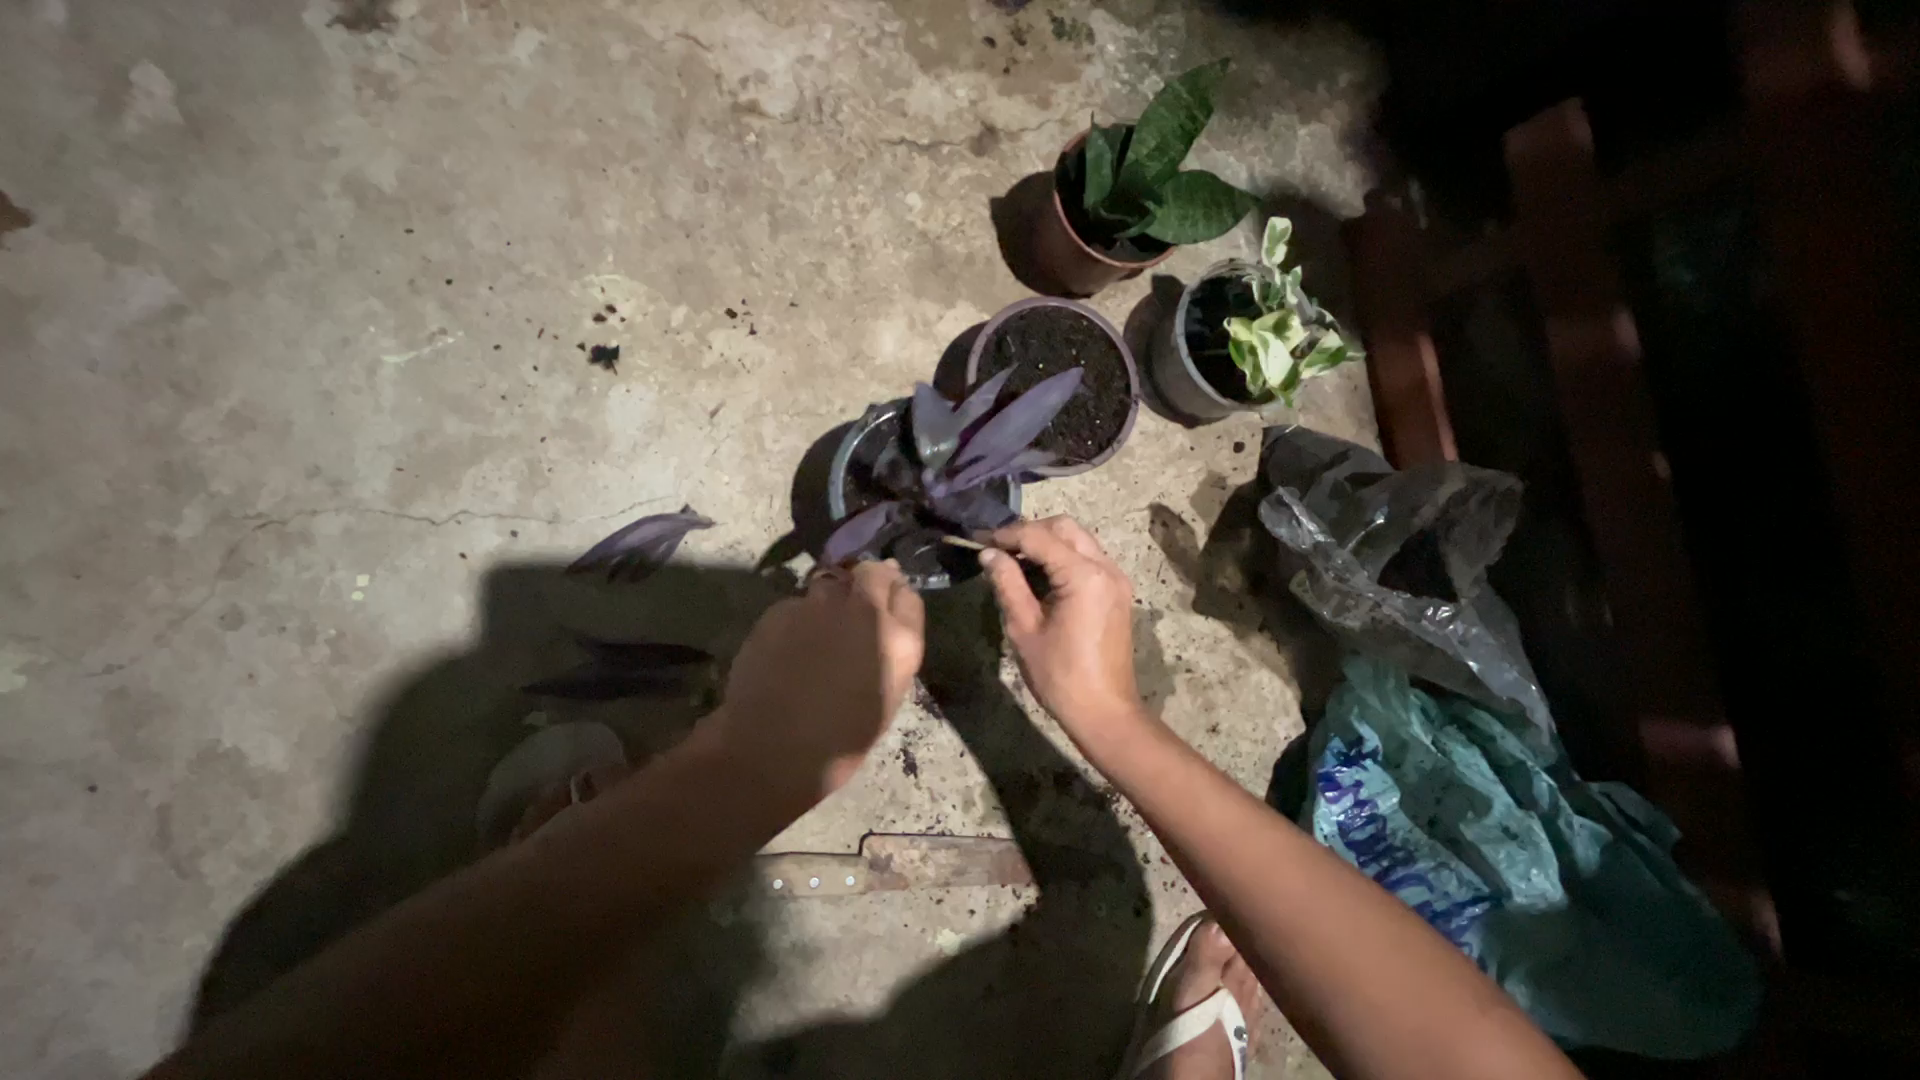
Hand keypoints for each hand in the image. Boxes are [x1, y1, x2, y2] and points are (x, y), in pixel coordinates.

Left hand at [710, 560, 924, 799]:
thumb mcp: (886, 696)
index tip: (887, 602)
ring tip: (818, 630)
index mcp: (899, 640)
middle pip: (872, 572)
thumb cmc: (840, 740)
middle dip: (867, 580)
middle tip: (855, 604)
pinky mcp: (781, 610)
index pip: (907, 596)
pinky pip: (797, 604)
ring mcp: (819, 606)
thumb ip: (890, 649)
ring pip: (830, 583)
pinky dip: (797, 618)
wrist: (773, 750)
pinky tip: (787, 646)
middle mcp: (863, 611)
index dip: (896, 595)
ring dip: (830, 598)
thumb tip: (885, 623)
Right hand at [979, 517, 1146, 740]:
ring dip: (1047, 541)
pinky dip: (1063, 556)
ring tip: (1014, 559)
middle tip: (998, 548)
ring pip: (1079, 539)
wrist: (1104, 711)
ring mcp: (1117, 578)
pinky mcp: (1118, 591)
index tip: (979, 540)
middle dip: (1030, 531)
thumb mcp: (1025, 629)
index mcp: (1084, 576)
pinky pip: (1088, 558)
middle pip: (1065, 527)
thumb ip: (1008, 584)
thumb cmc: (1060, 676)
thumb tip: (989, 554)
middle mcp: (1106, 568)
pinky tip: (1039, 574)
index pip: (1039, 537)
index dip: (1007, 534)